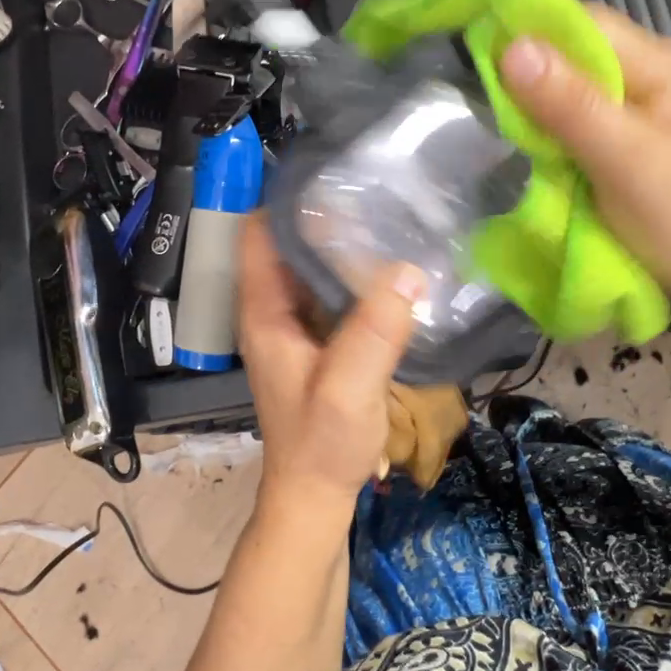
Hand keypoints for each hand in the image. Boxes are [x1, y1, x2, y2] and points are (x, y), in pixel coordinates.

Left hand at [236, 217, 422, 506]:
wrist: (314, 496)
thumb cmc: (321, 444)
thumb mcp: (349, 389)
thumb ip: (375, 332)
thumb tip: (410, 271)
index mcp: (265, 312)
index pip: (260, 234)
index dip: (286, 200)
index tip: (332, 175)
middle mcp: (274, 312)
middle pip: (289, 245)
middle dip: (324, 217)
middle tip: (374, 190)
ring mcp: (295, 328)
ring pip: (313, 269)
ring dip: (342, 247)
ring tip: (389, 218)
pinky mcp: (318, 343)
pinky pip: (333, 295)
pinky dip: (356, 278)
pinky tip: (392, 269)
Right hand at [498, 4, 670, 315]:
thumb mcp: (625, 160)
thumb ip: (570, 105)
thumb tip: (509, 48)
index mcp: (655, 63)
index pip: (579, 22)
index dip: (526, 28)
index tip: (472, 47)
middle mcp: (643, 71)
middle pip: (569, 49)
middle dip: (523, 67)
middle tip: (474, 89)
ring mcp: (632, 105)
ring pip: (565, 84)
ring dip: (530, 98)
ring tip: (490, 114)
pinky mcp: (619, 136)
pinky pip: (569, 115)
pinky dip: (542, 124)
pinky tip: (522, 138)